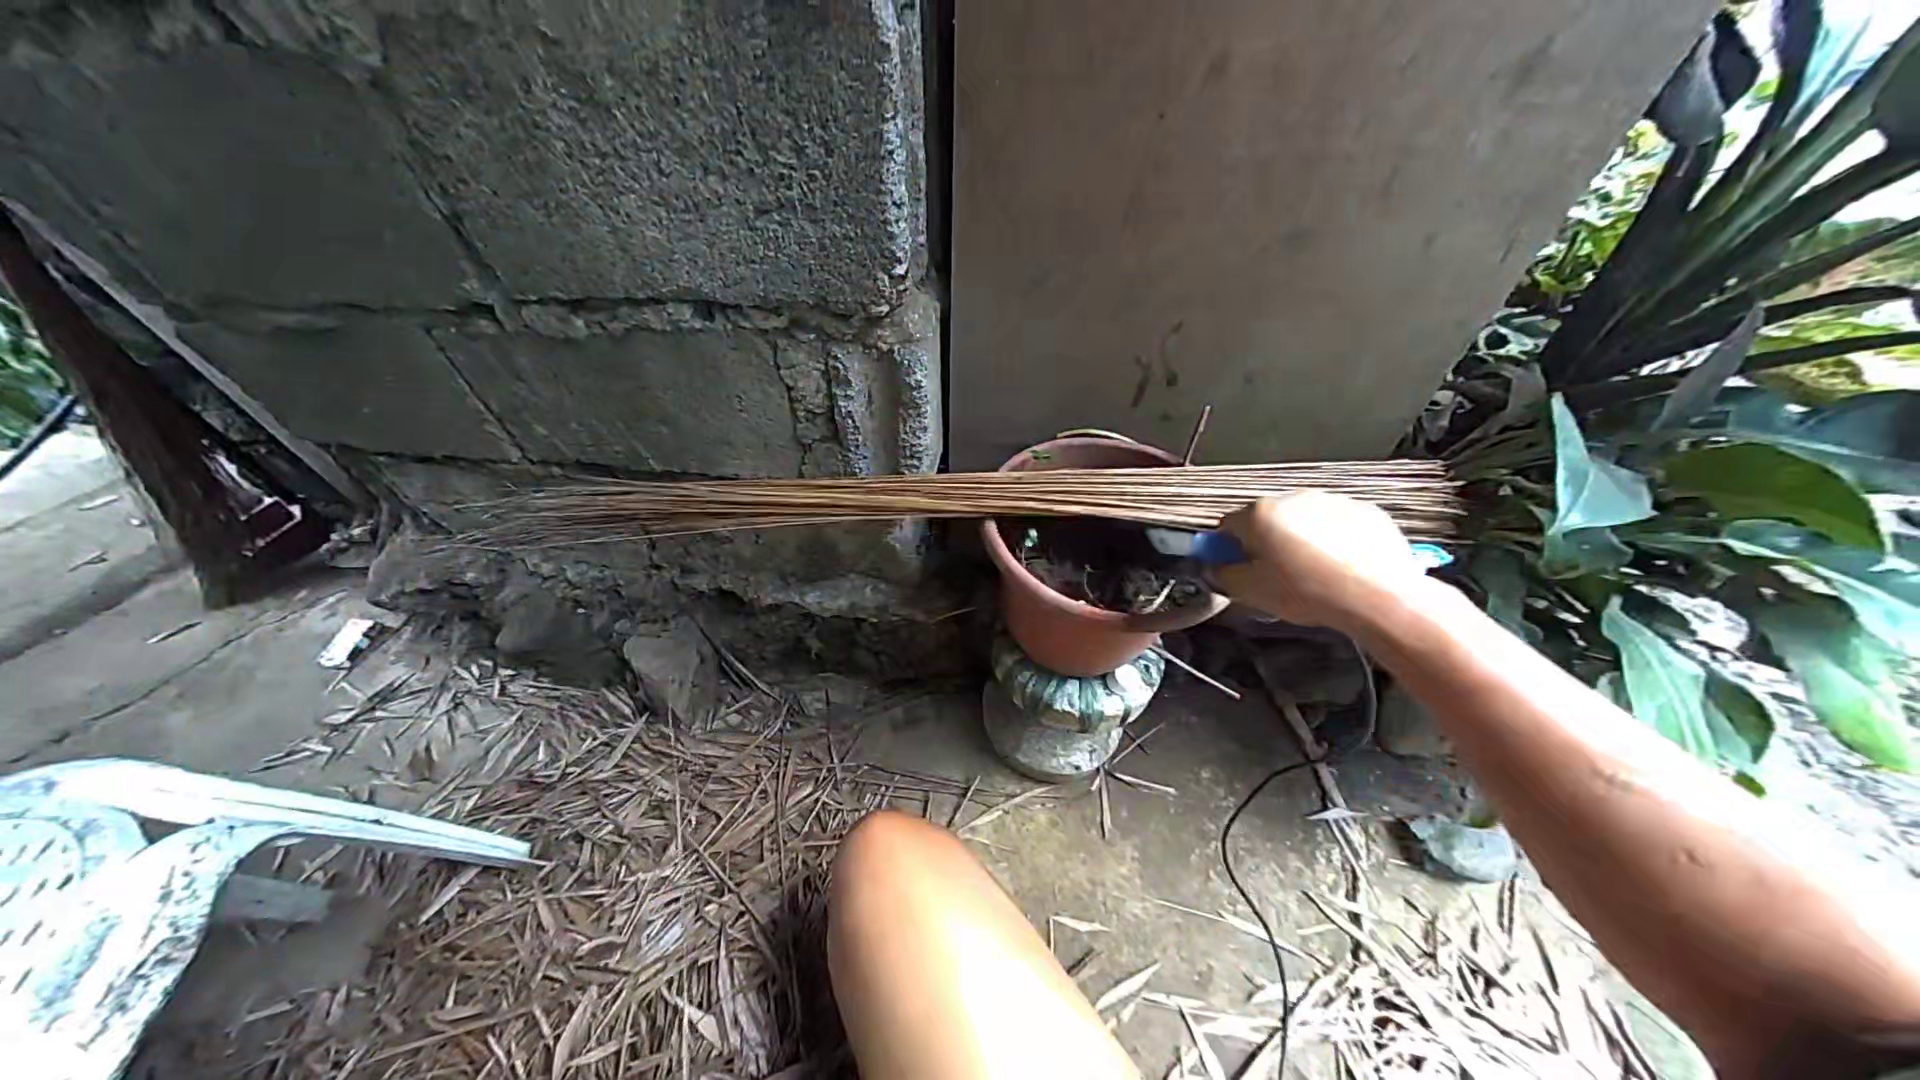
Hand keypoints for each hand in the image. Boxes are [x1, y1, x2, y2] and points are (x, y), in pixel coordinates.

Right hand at [1209, 492, 1426, 630]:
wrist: (1376, 596)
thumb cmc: (1312, 591)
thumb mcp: (1250, 592)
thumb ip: (1222, 576)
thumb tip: (1215, 570)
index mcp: (1259, 514)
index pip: (1227, 525)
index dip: (1226, 549)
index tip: (1233, 565)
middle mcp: (1294, 499)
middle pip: (1267, 521)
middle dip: (1266, 545)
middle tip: (1272, 577)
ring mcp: (1332, 503)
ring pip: (1303, 522)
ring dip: (1300, 543)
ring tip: (1311, 578)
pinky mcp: (1365, 513)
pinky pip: (1338, 526)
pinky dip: (1334, 543)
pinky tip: (1338, 570)